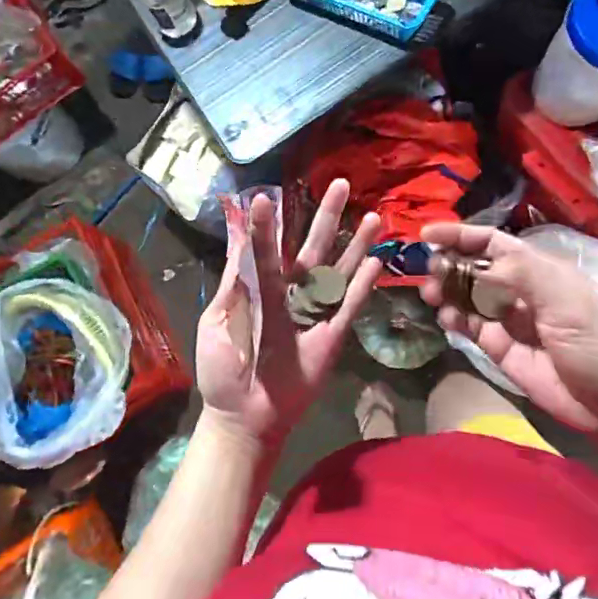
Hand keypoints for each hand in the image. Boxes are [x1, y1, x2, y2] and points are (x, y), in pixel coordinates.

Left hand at [196, 179, 382, 446]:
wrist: (243, 414)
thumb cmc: (222, 367)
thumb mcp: (218, 318)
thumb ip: (234, 279)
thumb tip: (238, 236)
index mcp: (260, 287)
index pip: (269, 246)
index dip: (272, 222)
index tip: (271, 194)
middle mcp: (291, 293)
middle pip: (313, 248)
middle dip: (327, 217)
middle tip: (342, 184)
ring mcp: (314, 313)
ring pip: (339, 270)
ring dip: (356, 244)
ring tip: (373, 216)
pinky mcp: (332, 336)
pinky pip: (350, 305)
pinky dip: (364, 284)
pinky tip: (379, 260)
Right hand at [418, 223, 597, 438]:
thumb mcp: (567, 301)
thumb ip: (521, 275)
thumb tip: (474, 264)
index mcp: (543, 271)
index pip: (495, 243)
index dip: (461, 235)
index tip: (427, 236)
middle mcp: (522, 291)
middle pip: (475, 268)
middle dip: (448, 264)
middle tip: (428, 270)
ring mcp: (509, 320)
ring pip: (467, 296)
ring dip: (446, 291)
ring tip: (430, 294)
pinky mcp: (500, 349)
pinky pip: (469, 327)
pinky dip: (453, 320)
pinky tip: (446, 319)